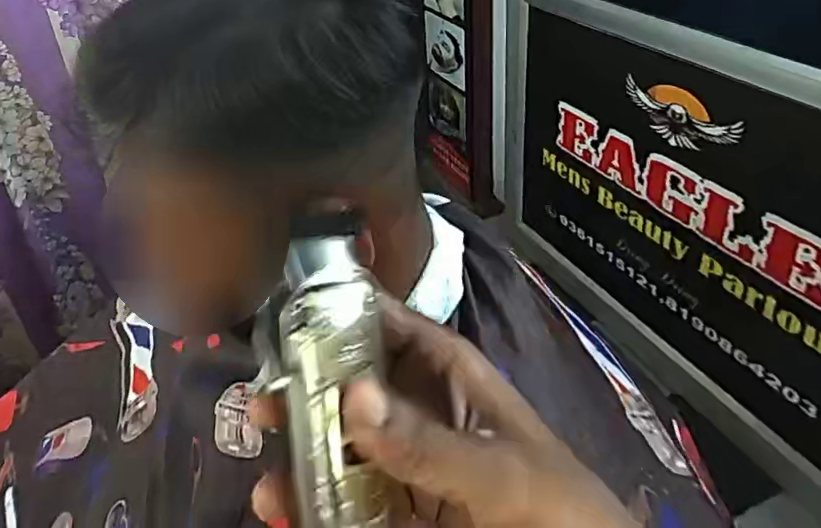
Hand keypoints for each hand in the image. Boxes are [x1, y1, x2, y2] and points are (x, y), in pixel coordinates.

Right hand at [250, 295, 637, 527]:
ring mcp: (404, 458)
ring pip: (339, 442)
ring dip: (299, 455)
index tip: (278, 322)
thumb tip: (351, 394)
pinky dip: (314, 505)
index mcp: (441, 367)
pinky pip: (348, 500)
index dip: (329, 312)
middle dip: (300, 392)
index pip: (377, 319)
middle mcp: (413, 403)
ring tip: (265, 479)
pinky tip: (284, 513)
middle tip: (258, 405)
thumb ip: (428, 441)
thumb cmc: (562, 511)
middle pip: (344, 382)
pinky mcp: (399, 508)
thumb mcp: (500, 474)